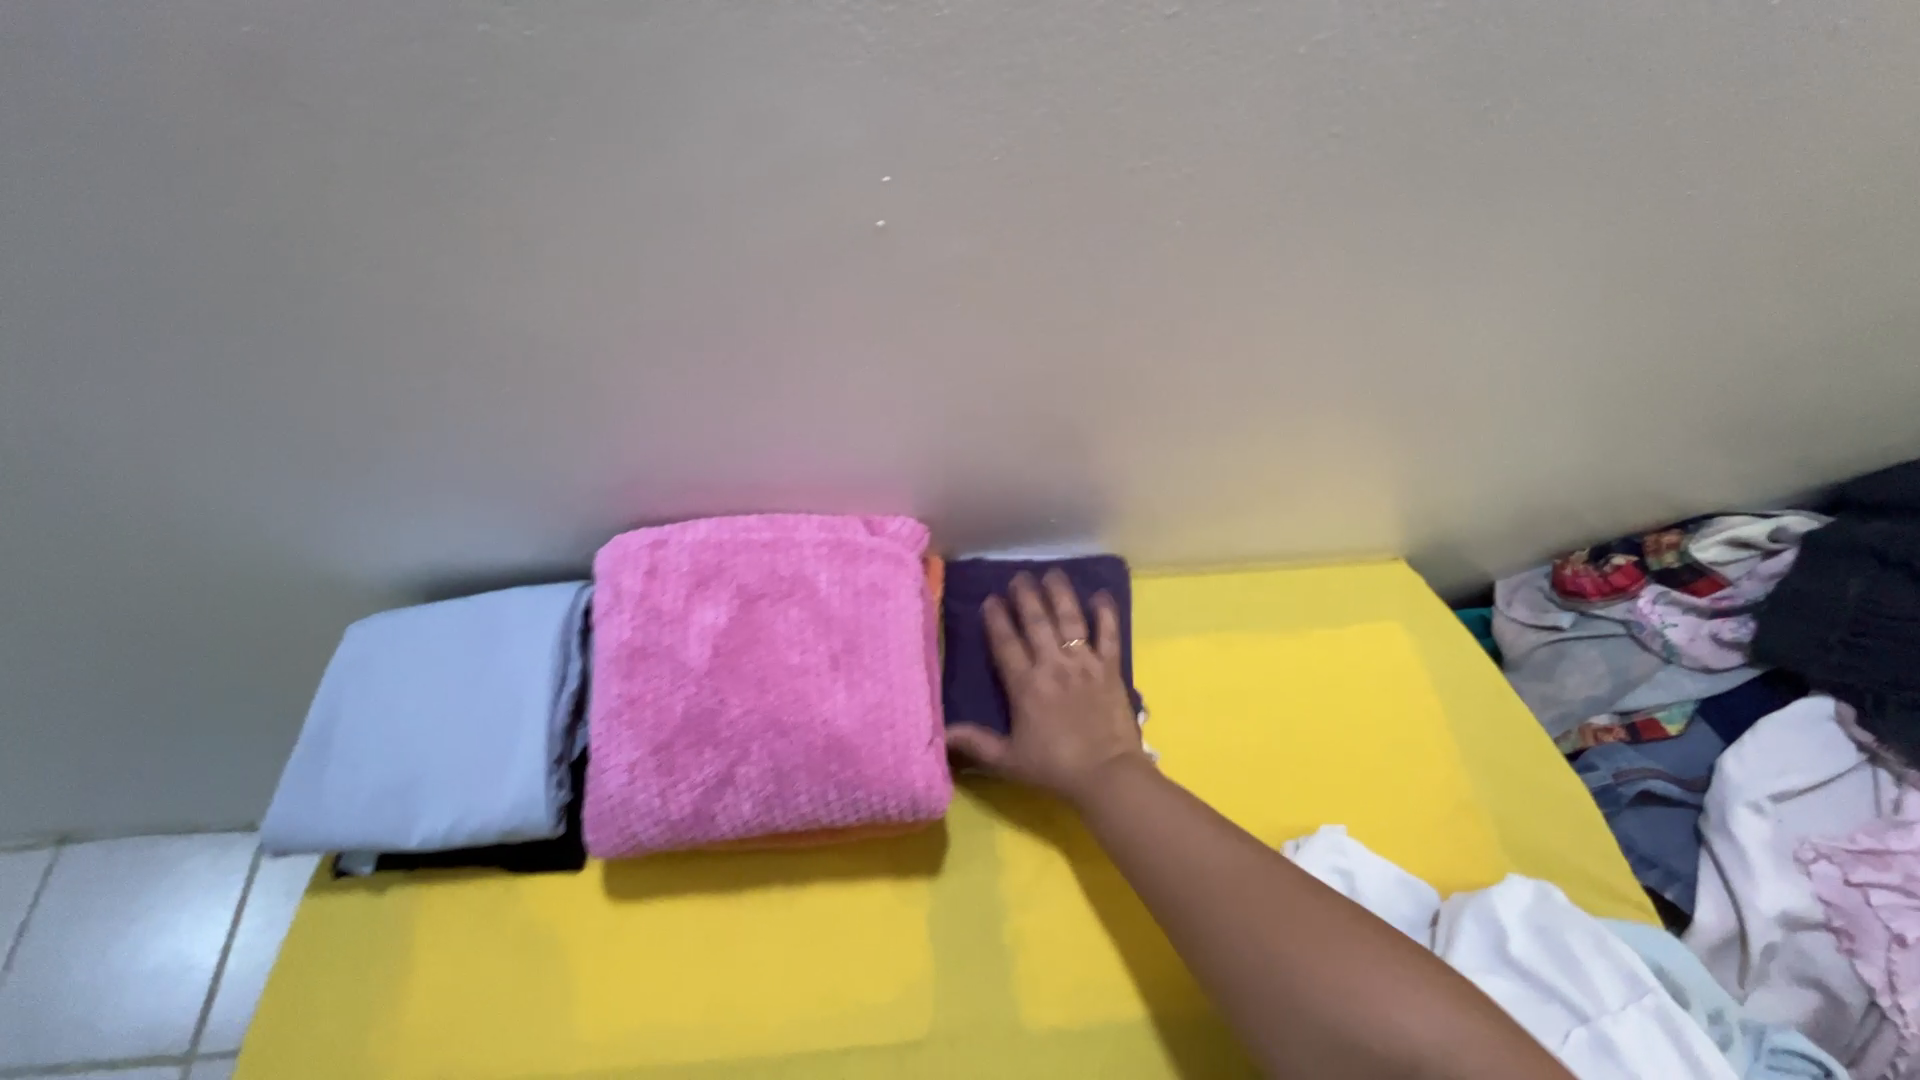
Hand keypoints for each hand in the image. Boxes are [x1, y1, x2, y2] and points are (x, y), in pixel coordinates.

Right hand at [946, 570, 1152, 803]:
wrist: (1106, 775)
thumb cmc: (1054, 768)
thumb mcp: (1008, 759)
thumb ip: (975, 743)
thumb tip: (941, 734)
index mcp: (1025, 685)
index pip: (1006, 643)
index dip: (997, 620)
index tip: (991, 599)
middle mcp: (1053, 666)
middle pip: (1037, 622)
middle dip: (1026, 596)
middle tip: (1019, 577)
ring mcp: (1084, 664)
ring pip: (1070, 619)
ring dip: (1060, 594)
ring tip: (1052, 574)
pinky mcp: (1111, 668)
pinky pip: (1109, 634)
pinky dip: (1105, 613)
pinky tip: (1100, 595)